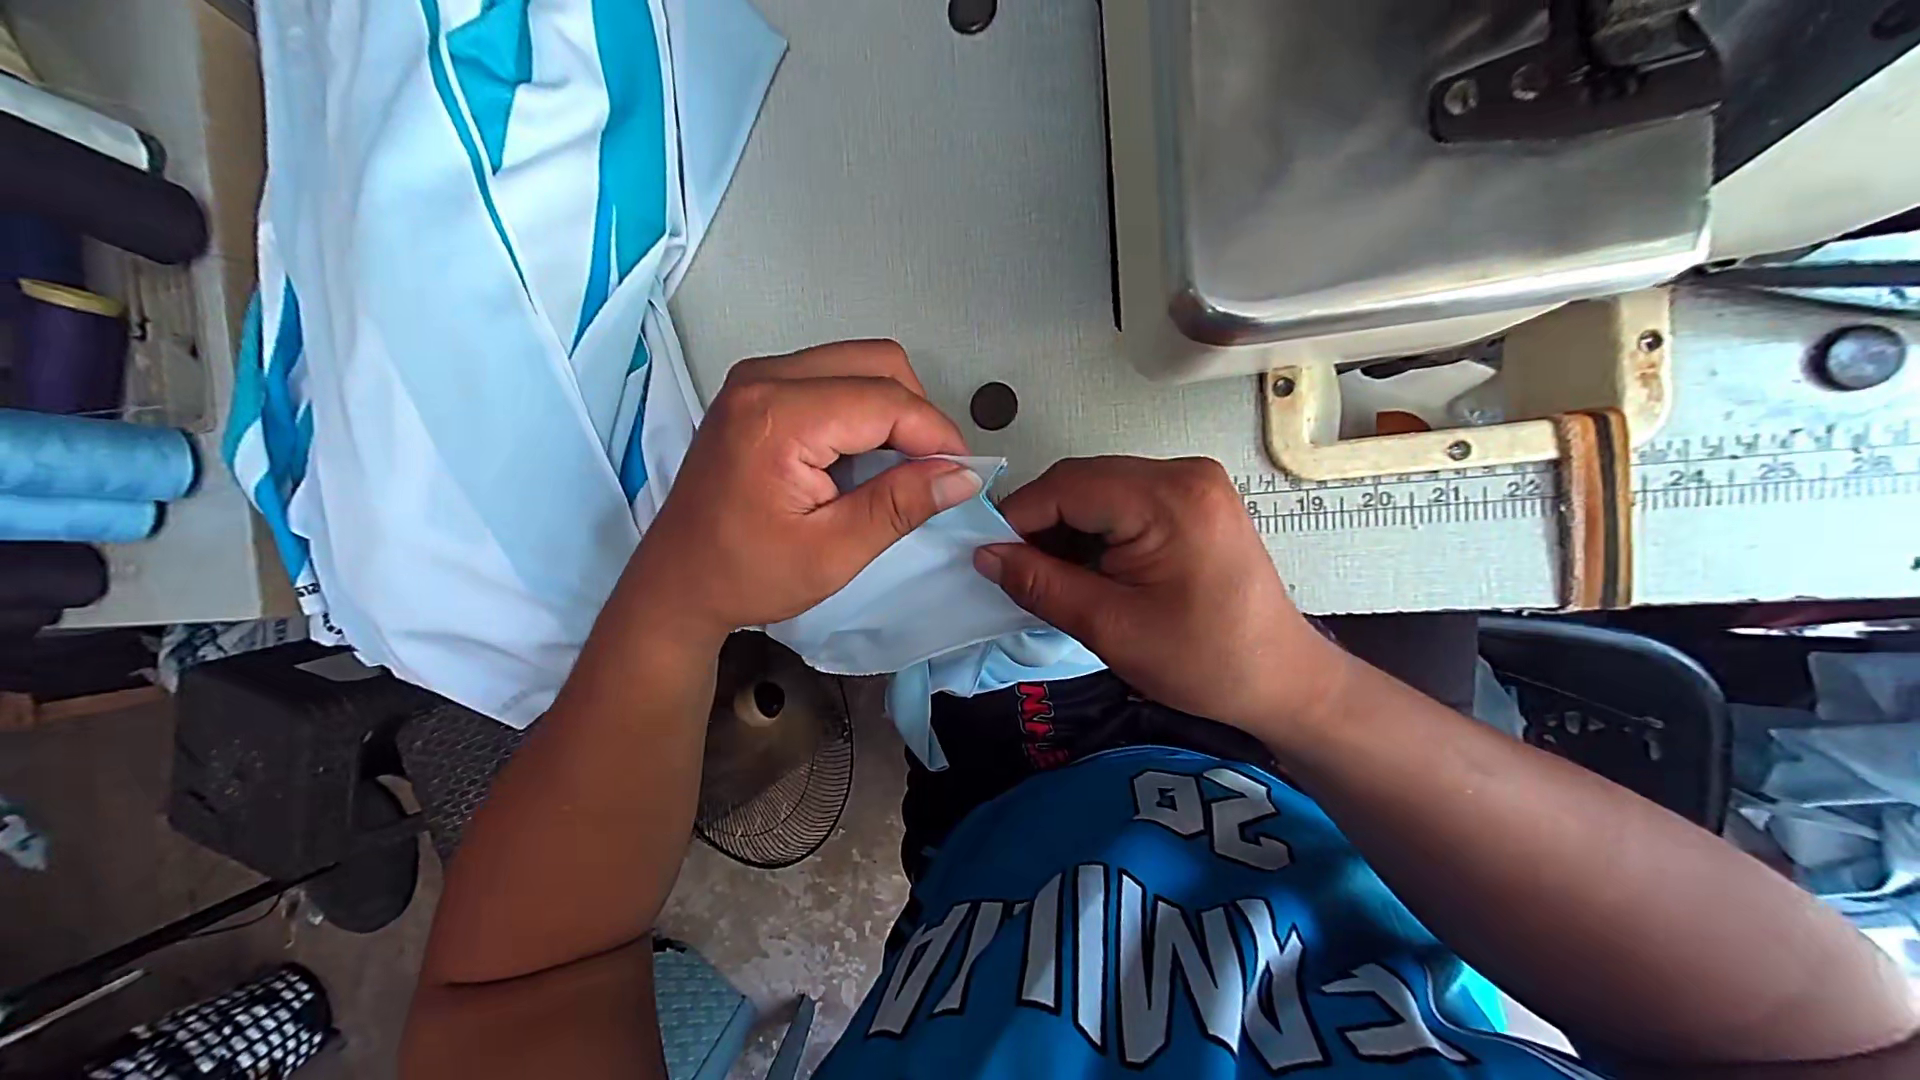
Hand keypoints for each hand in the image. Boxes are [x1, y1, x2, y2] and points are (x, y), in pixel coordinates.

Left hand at [626, 341, 981, 643]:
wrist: (677, 583)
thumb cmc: (743, 575)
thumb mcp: (833, 552)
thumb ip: (901, 505)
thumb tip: (960, 477)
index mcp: (777, 418)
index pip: (886, 401)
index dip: (936, 435)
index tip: (962, 471)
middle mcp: (763, 380)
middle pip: (878, 363)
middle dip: (918, 415)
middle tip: (932, 469)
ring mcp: (757, 379)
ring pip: (859, 362)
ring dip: (894, 409)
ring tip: (899, 467)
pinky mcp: (758, 390)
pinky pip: (833, 375)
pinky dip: (865, 409)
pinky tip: (864, 456)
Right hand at [974, 456, 1346, 734]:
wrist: (1282, 680)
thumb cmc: (1205, 661)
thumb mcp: (1111, 627)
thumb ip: (1041, 584)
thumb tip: (985, 555)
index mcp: (1170, 498)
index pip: (1067, 486)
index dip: (1017, 516)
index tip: (986, 554)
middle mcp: (1183, 474)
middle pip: (1083, 481)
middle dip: (1040, 522)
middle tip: (1013, 569)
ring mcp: (1192, 484)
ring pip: (1099, 490)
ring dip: (1064, 527)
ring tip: (1046, 574)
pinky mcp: (1192, 501)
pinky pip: (1123, 502)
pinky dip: (1093, 530)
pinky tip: (1081, 567)